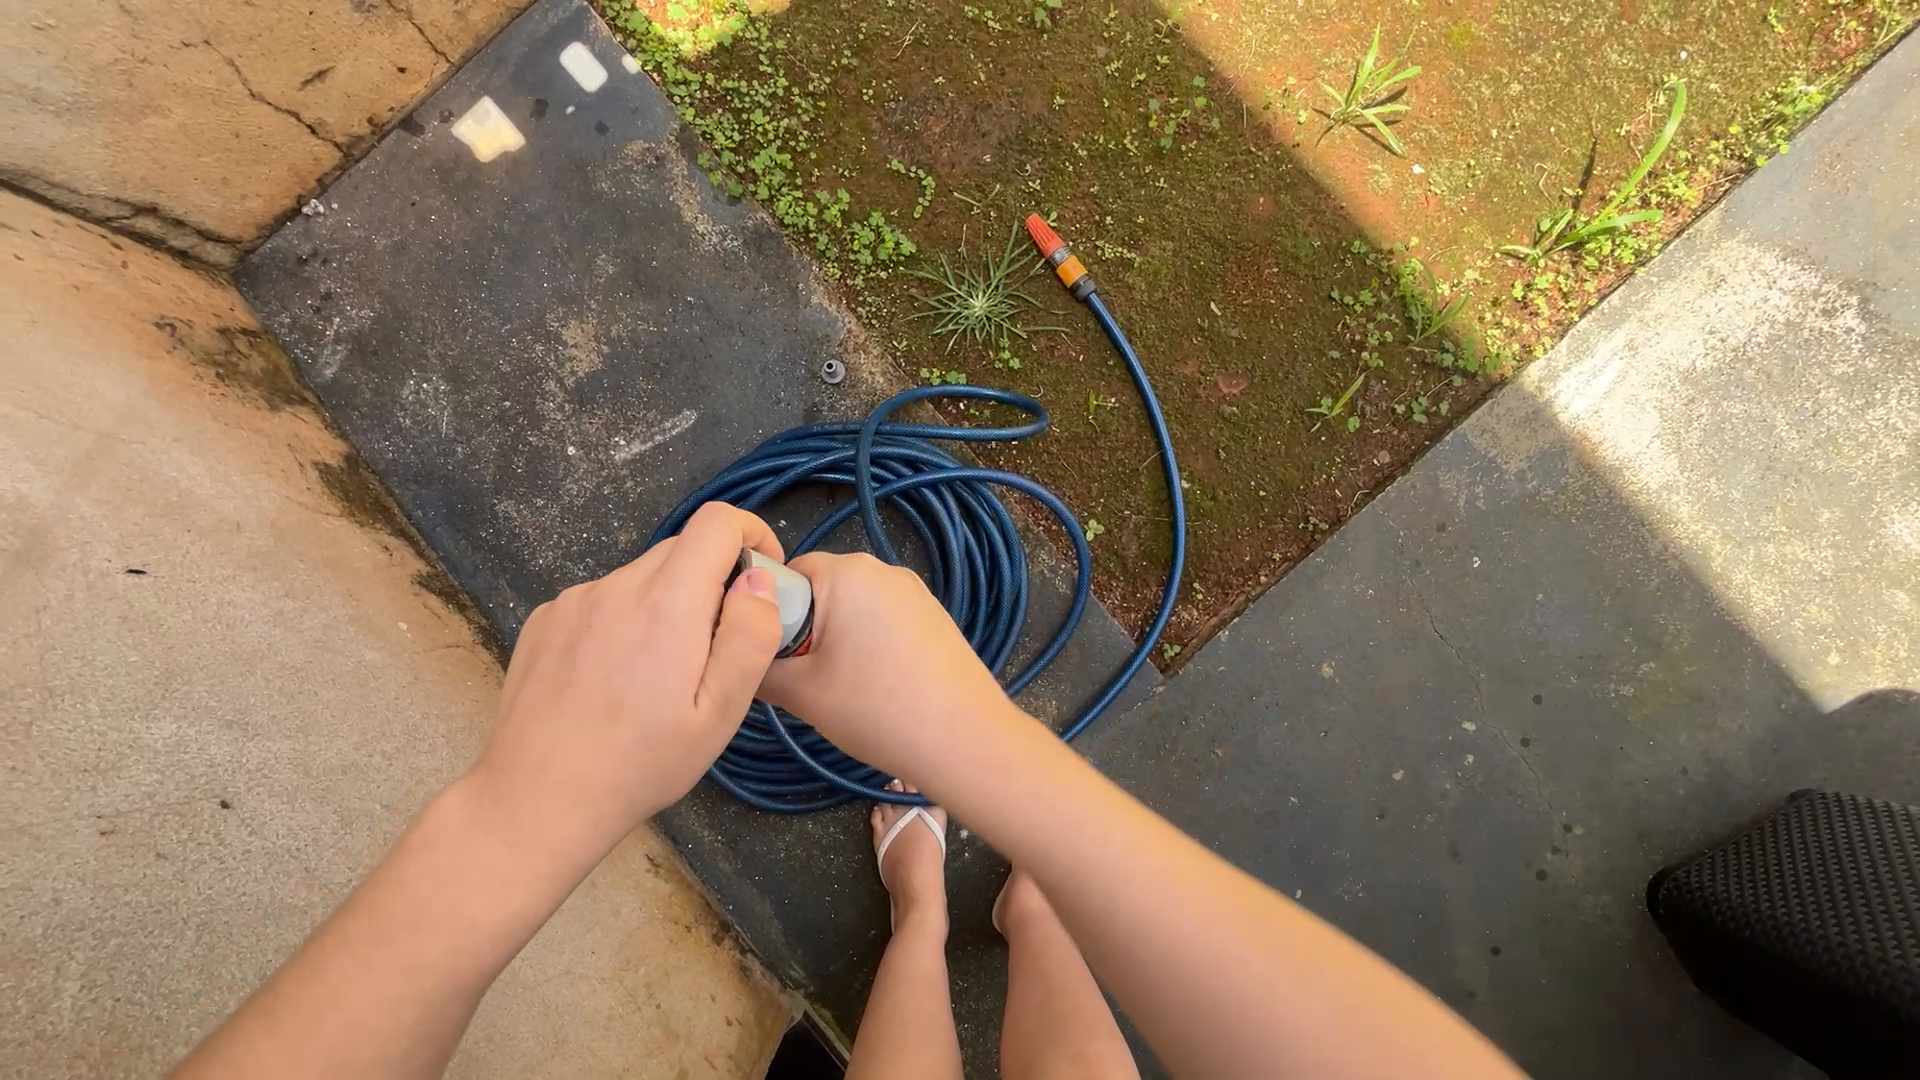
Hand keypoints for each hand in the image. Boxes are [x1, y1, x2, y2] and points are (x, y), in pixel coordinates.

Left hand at [468, 503, 785, 865]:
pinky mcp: (545, 619)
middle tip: (716, 647)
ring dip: (669, 604)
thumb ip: (750, 637)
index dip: (751, 535)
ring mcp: (574, 600)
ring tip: (660, 675)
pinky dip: (627, 618)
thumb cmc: (641, 764)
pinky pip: (606, 598)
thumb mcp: (720, 714)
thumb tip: (758, 580)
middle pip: (682, 549)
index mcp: (667, 603)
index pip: (716, 521)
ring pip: (644, 576)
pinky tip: (616, 677)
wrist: (535, 801)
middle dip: (714, 581)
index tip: (762, 577)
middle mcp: (616, 585)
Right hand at [758, 551, 1011, 778]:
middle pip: (821, 589)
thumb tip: (741, 658)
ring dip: (837, 639)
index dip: (769, 612)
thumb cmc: (874, 708)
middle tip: (803, 678)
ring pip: (853, 607)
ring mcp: (914, 591)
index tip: (769, 654)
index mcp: (846, 571)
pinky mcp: (935, 616)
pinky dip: (869, 645)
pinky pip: (883, 620)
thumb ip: (758, 666)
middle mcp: (883, 569)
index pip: (786, 573)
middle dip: (805, 628)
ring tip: (841, 689)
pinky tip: (876, 687)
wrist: (963, 739)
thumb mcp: (799, 692)